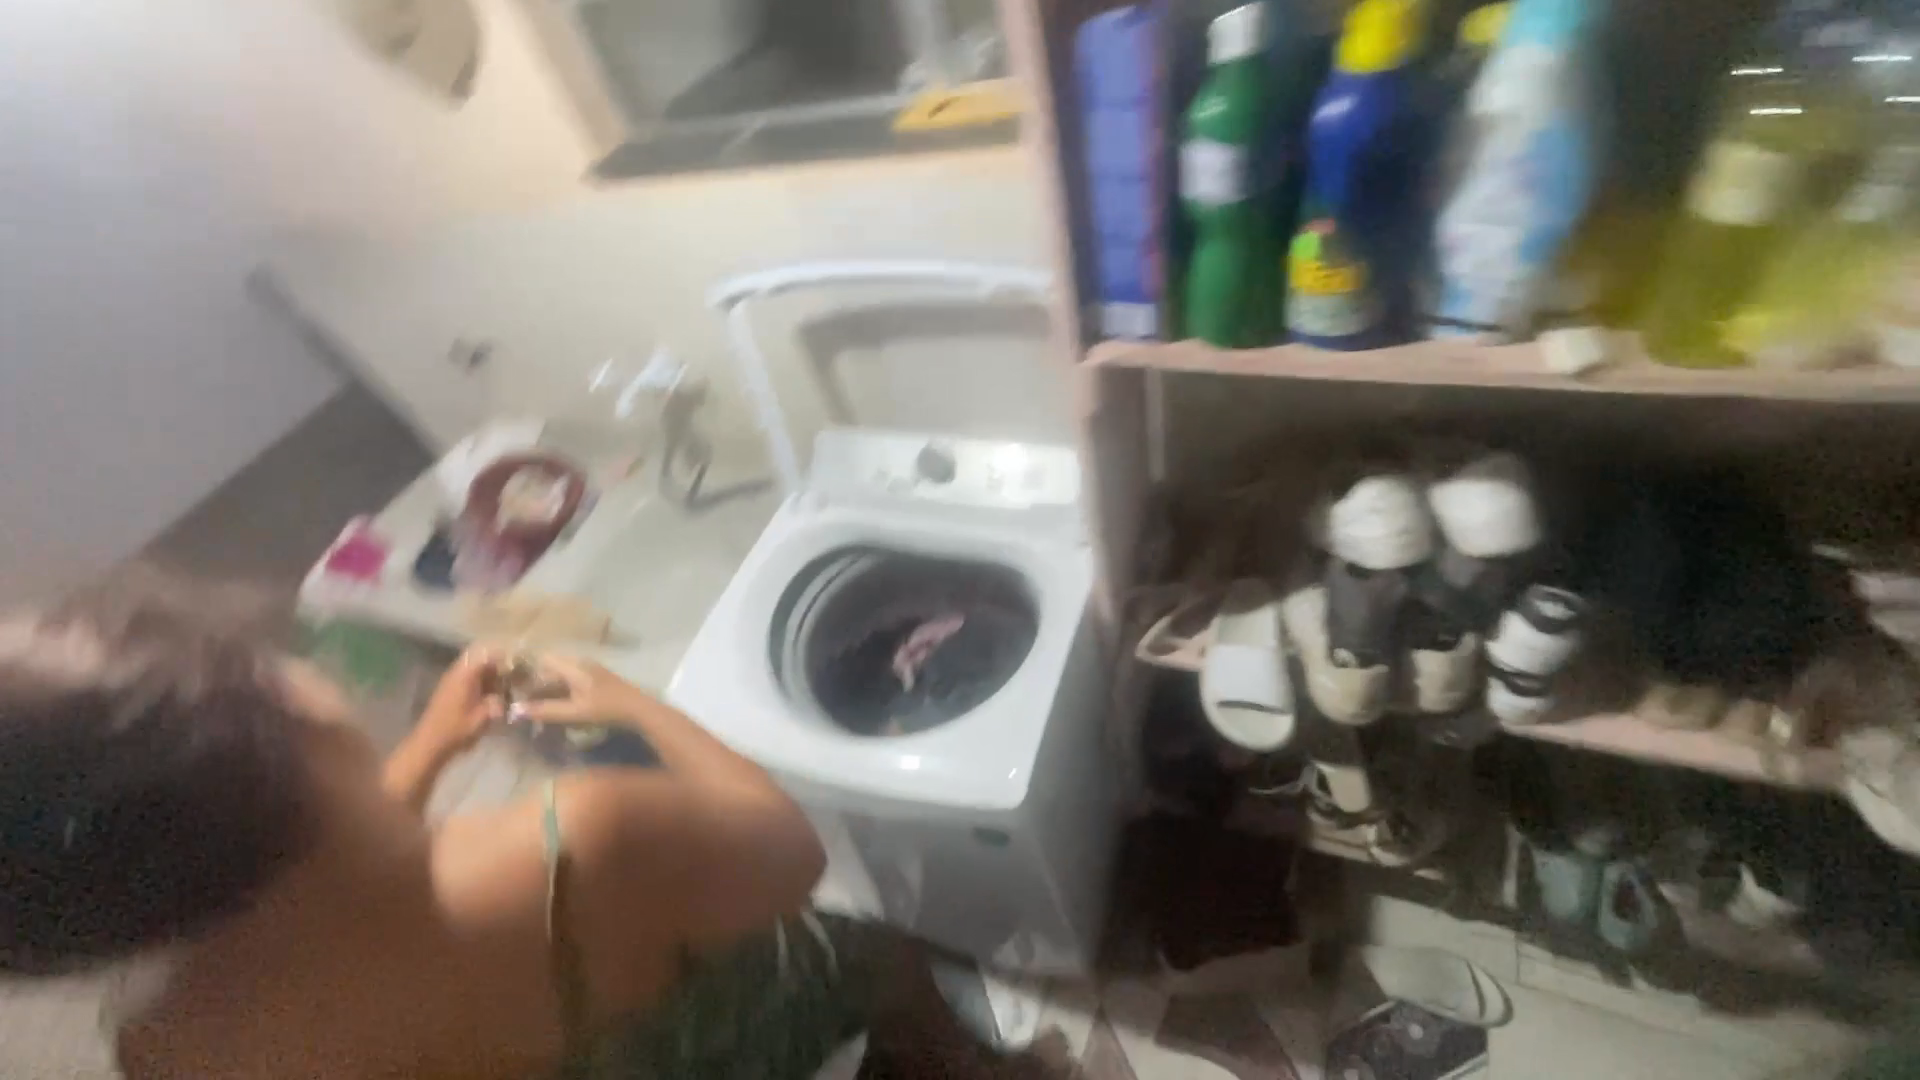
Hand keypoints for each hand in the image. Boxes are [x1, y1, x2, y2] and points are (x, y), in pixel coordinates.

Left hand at [417, 645, 506, 749]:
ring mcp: (451, 681)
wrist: (429, 745)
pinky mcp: (450, 691)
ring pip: (475, 668)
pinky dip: (483, 681)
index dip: (506, 657)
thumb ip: (501, 699)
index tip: (521, 665)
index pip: (488, 653)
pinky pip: (470, 678)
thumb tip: (514, 689)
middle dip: (499, 664)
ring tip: (508, 683)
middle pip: (481, 658)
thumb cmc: (458, 729)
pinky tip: (493, 693)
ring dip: (491, 673)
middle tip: (516, 674)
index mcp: (466, 675)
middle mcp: (457, 673)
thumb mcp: (486, 715)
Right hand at [509, 655, 649, 726]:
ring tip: (533, 698)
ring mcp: (591, 668)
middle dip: (535, 677)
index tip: (511, 680)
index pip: (543, 658)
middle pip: (551, 664)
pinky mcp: (597, 677)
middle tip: (519, 693)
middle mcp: (581, 662)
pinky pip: (572, 676)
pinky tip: (555, 699)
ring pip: (562, 671)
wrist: (638, 709)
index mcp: (574, 666)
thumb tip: (514, 709)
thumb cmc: (606, 708)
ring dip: (548, 682)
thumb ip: (544, 710)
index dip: (526, 667)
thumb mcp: (573, 712)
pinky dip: (560, 685)